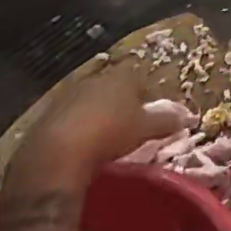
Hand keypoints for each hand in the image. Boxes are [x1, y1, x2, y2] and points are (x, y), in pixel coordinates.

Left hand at [15, 62, 184, 185]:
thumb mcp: (148, 128)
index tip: (148, 108)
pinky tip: (80, 144)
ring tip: (103, 134)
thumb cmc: (111, 132)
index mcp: (120, 77)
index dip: (144, 91)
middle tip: (127, 121)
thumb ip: (168, 119)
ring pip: (88, 101)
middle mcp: (93, 80)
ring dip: (95, 113)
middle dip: (119, 100)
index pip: (138, 75)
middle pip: (111, 86)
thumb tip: (187, 116)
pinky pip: (67, 118)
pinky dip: (75, 127)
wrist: (55, 155)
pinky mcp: (43, 117)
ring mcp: (65, 97)